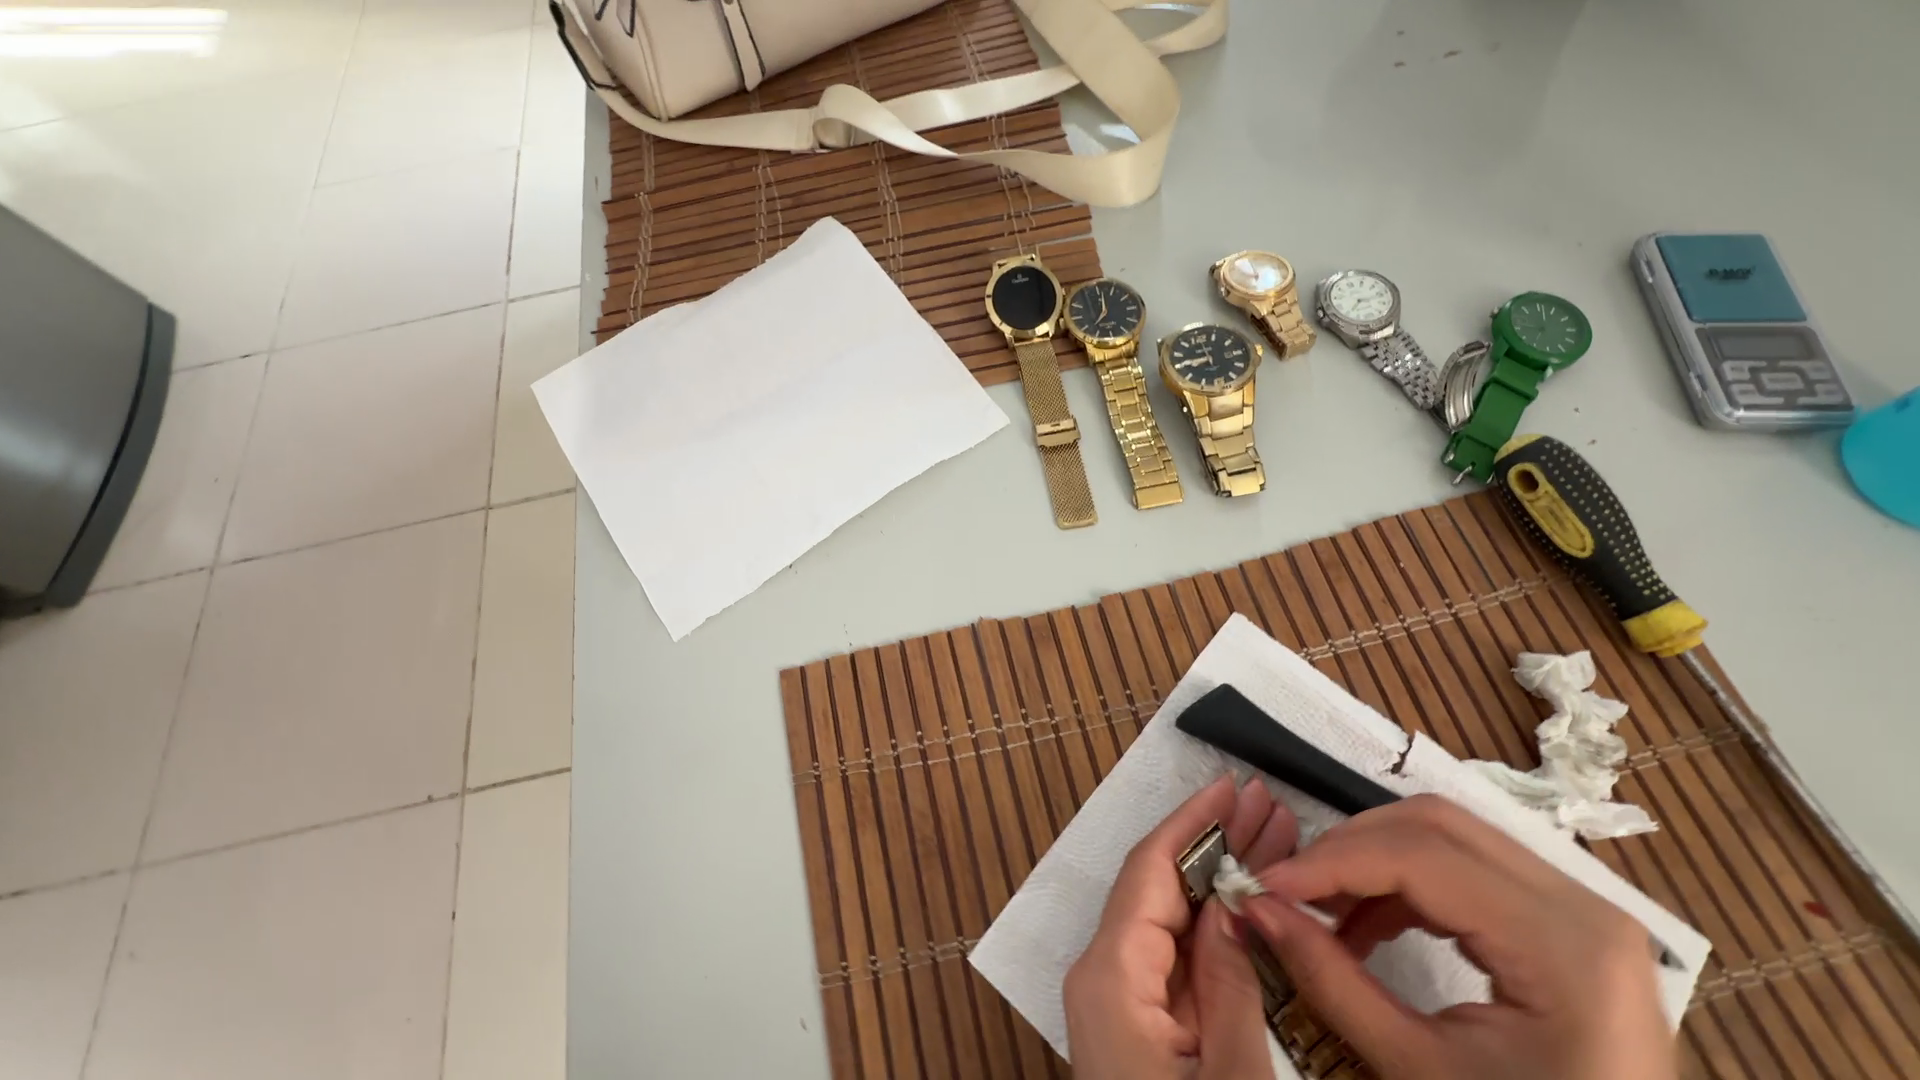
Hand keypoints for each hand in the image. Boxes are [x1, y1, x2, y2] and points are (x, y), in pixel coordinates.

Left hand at [1064, 775, 1296, 1079]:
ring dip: (1224, 876)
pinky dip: (1220, 924)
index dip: (1191, 822)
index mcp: (1111, 973)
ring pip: (1174, 916)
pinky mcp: (1143, 1023)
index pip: (1151, 871)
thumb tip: (1232, 902)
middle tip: (1270, 804)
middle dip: (1216, 840)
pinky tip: (1258, 903)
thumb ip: (1229, 980)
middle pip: (1162, 884)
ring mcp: (1123, 999)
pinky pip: (1180, 955)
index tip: (1230, 784)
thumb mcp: (1232, 1074)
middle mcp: (1106, 973)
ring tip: (1276, 834)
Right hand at [1240, 795, 1677, 1079]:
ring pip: (1448, 836)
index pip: (1421, 856)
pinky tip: (1366, 926)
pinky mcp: (1567, 920)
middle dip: (1348, 848)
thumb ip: (1332, 982)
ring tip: (1320, 910)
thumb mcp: (1420, 1071)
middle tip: (1288, 890)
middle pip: (1435, 825)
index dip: (1331, 861)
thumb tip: (1255, 909)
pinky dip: (1405, 884)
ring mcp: (1581, 906)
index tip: (1263, 884)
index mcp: (1563, 944)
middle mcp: (1582, 903)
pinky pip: (1468, 868)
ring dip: (1371, 861)